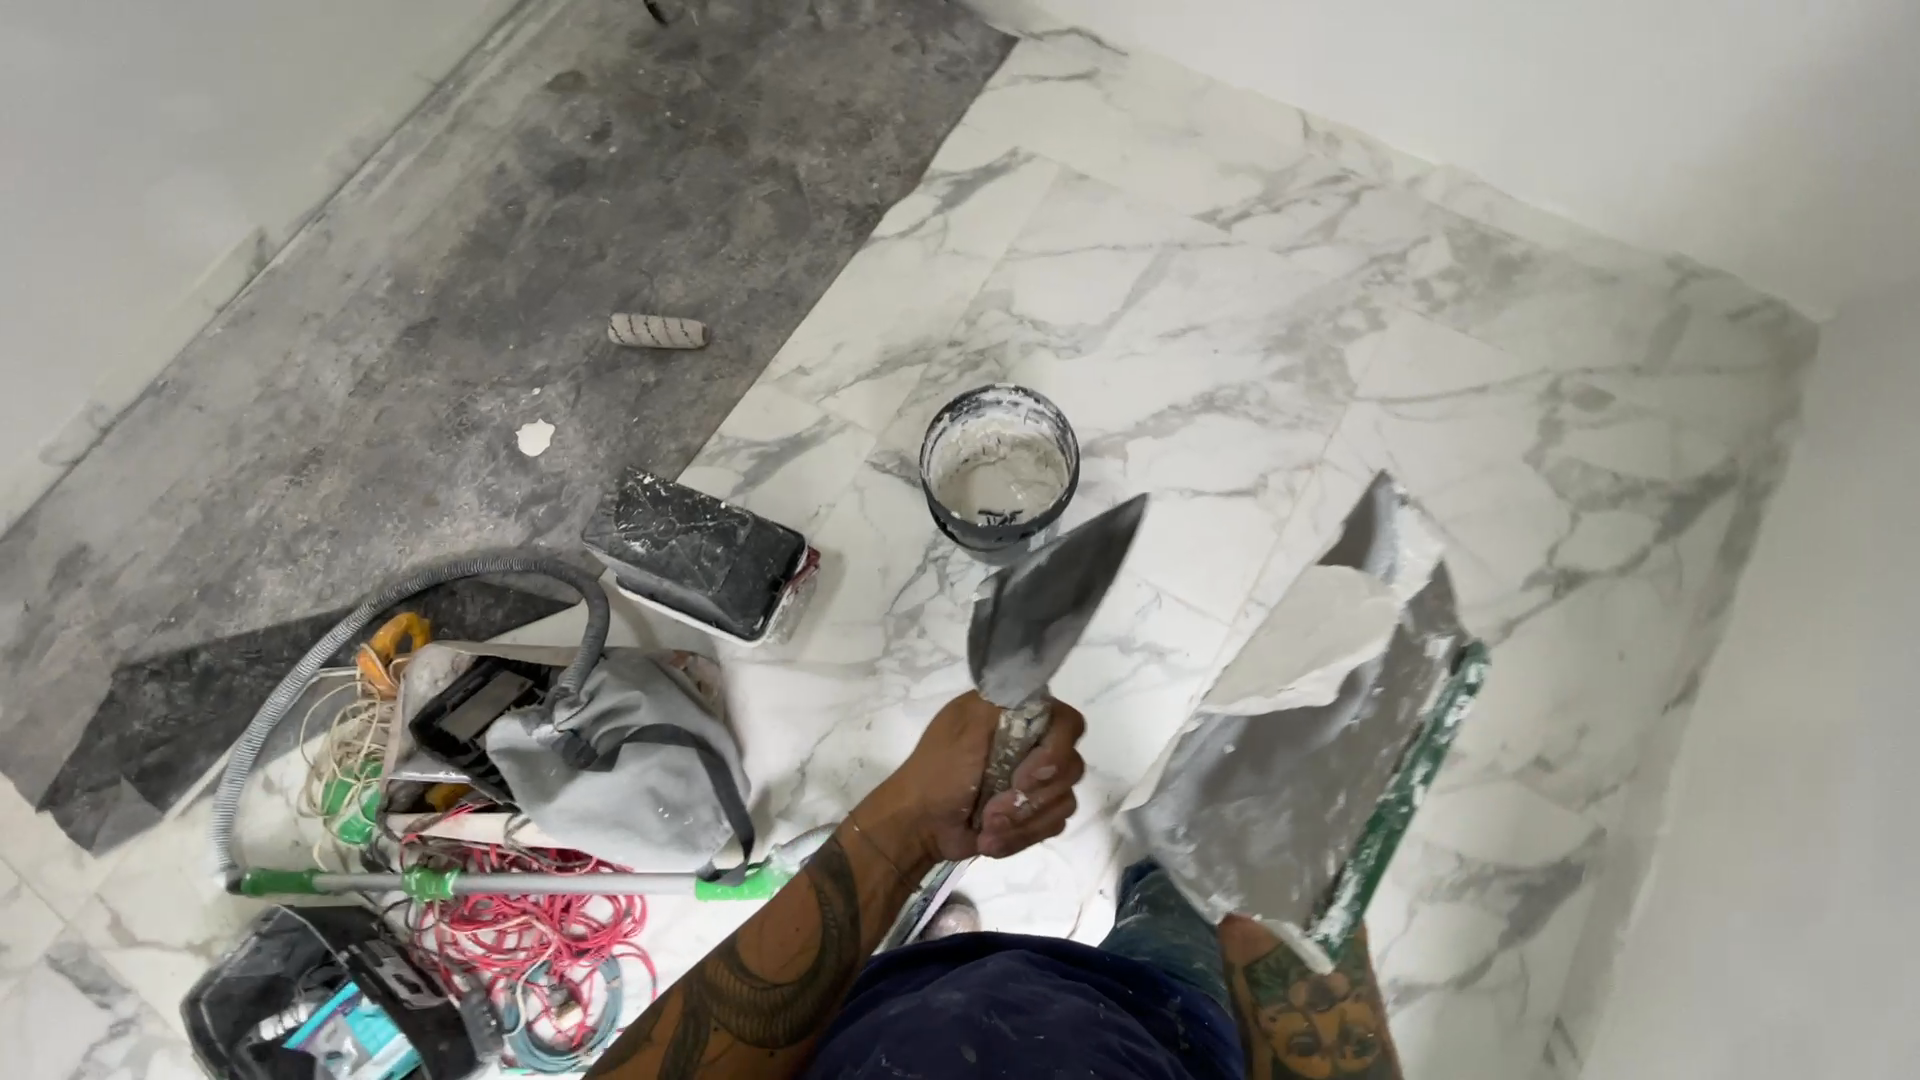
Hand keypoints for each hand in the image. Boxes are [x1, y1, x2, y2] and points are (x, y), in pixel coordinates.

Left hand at [856, 691, 1085, 867]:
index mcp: (1016, 716)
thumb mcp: (964, 728)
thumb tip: (1038, 689)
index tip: (1024, 776)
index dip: (1055, 752)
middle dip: (1031, 797)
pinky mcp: (1035, 812)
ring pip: (1063, 801)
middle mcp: (1033, 744)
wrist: (920, 825)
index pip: (1067, 723)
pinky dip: (1021, 835)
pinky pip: (1053, 825)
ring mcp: (1037, 780)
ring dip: (1022, 820)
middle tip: (993, 809)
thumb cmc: (938, 772)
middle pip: (1071, 767)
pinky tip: (991, 838)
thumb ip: (1002, 704)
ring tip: (987, 826)